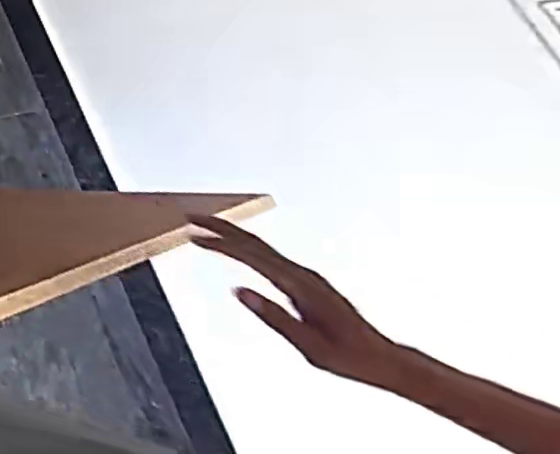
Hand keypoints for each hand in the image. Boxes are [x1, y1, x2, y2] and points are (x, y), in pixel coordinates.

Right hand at [188, 214, 399, 387]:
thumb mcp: (311, 347)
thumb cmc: (351, 358)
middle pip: (254, 242)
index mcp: (300, 286)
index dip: (219, 243)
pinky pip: (268, 254)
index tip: (192, 236)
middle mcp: (302, 274)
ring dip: (230, 232)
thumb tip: (237, 289)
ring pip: (261, 245)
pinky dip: (244, 244)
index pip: (251, 256)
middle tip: (189, 216)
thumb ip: (274, 317)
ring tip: (203, 226)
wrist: (389, 363)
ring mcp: (305, 275)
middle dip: (220, 226)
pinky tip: (235, 245)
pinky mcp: (305, 280)